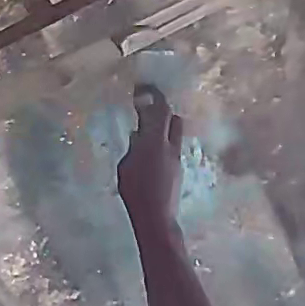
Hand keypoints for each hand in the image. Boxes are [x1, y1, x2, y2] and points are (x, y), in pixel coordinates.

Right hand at [118, 84, 184, 230]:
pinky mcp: (178, 169)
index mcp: (155, 142)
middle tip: (147, 107)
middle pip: (172, 117)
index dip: (152, 96)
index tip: (142, 88)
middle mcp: (170, 146)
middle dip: (161, 109)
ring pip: (175, 132)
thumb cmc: (135, 192)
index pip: (158, 110)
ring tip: (148, 130)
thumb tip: (138, 135)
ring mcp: (176, 158)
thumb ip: (133, 149)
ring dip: (164, 125)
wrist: (157, 217)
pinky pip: (172, 146)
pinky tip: (150, 153)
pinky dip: (163, 141)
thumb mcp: (126, 167)